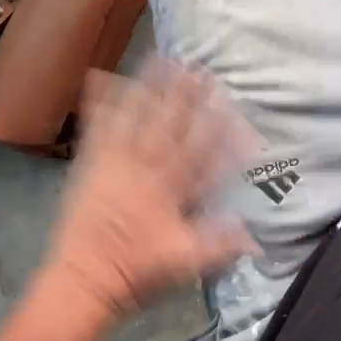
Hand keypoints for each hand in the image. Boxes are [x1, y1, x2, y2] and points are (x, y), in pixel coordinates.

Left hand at [42, 60, 258, 313]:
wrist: (82, 283)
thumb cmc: (135, 274)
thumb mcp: (185, 264)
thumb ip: (220, 246)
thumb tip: (258, 239)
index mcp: (171, 192)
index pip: (201, 153)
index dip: (219, 127)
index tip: (233, 103)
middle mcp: (146, 170)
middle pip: (171, 126)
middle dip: (187, 95)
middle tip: (200, 67)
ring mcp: (116, 163)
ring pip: (137, 118)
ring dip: (150, 87)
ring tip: (161, 57)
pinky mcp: (91, 164)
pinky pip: (97, 127)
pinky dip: (99, 100)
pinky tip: (98, 74)